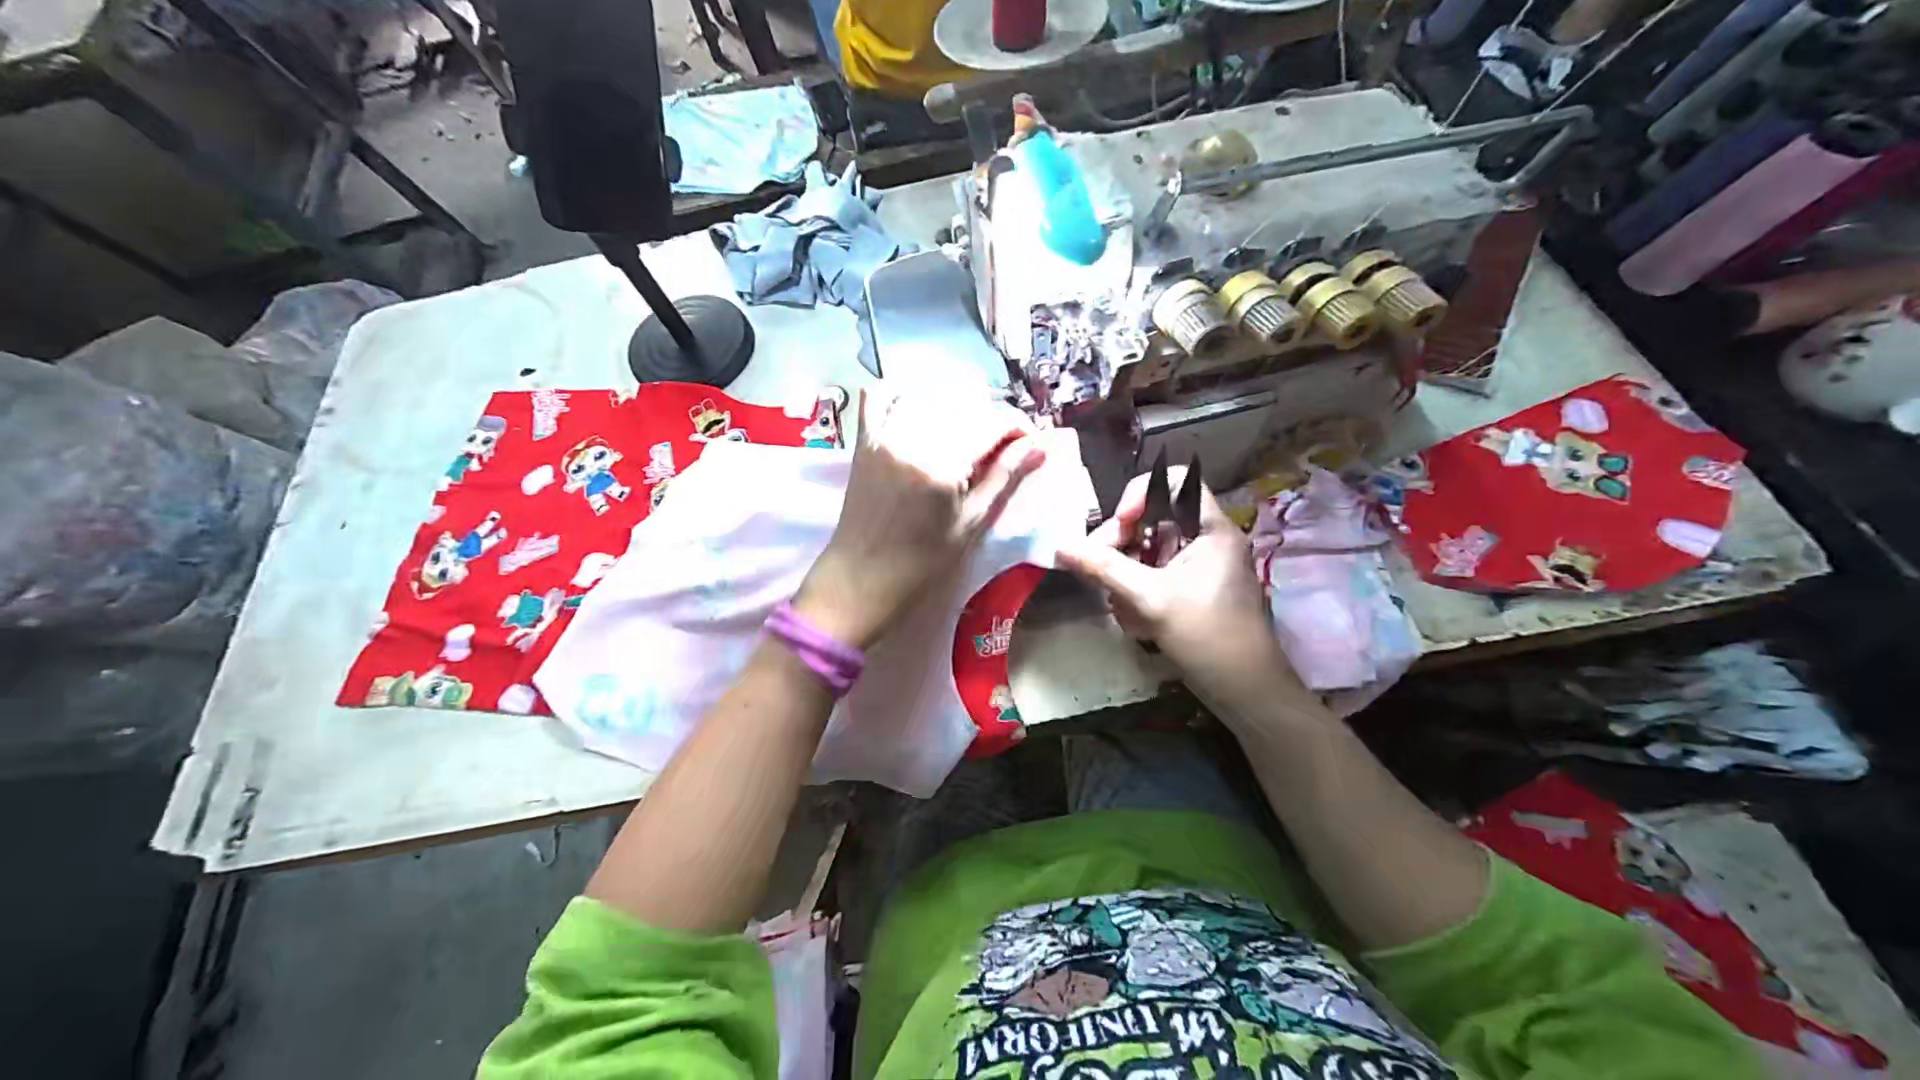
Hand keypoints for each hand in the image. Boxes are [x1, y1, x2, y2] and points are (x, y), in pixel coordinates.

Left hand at [794, 389, 1046, 648]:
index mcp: (942, 465)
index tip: (1029, 441)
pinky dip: (902, 394)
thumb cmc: (923, 562)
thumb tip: (1038, 446)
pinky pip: (880, 397)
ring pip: (929, 395)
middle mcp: (911, 440)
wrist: (862, 578)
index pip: (992, 421)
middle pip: (964, 402)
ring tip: (966, 433)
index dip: (1018, 425)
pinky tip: (920, 410)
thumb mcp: (972, 523)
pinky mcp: (864, 440)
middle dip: (991, 416)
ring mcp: (883, 436)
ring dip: (955, 405)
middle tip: (1003, 443)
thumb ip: (1004, 477)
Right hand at [1056, 467, 1304, 711]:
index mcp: (1211, 529)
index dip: (1140, 495)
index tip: (1118, 525)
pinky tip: (1135, 623)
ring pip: (1150, 552)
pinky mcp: (1192, 592)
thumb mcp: (1150, 599)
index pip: (1174, 482)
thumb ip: (1104, 568)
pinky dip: (1140, 594)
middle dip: (1122, 544)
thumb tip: (1060, 547)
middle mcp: (1207, 540)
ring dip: (1127, 575)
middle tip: (1097, 569)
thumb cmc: (1207, 636)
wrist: (1247, 692)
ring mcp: (1200, 568)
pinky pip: (1156, 577)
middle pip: (1154, 519)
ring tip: (1119, 605)